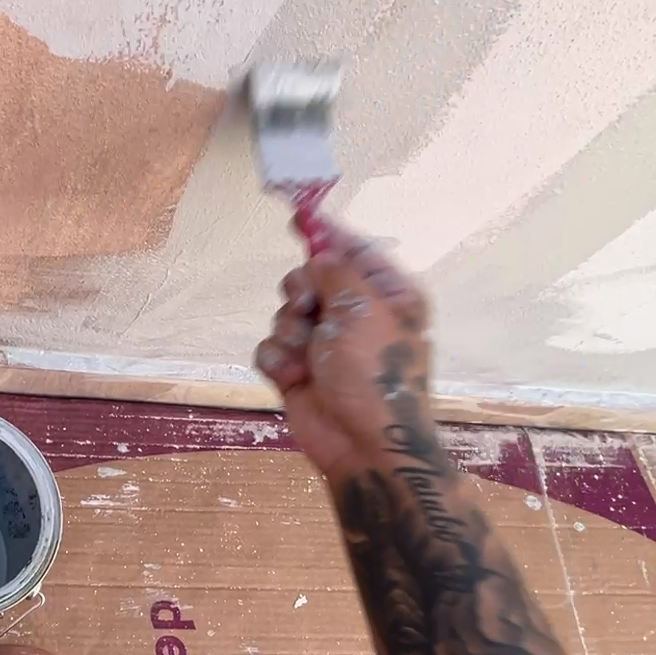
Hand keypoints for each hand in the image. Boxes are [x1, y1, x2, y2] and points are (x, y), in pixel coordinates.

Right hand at [255, 218, 433, 479]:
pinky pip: (270, 347)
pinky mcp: (295, 368)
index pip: (353, 251)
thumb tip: (317, 257)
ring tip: (307, 358)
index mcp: (386, 296)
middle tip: (308, 309)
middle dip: (299, 295)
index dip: (326, 233)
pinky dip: (278, 360)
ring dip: (288, 334)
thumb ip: (336, 273)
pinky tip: (293, 377)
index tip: (300, 214)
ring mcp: (322, 343)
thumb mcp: (363, 310)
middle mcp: (353, 315)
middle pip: (306, 280)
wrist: (359, 440)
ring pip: (283, 314)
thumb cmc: (374, 374)